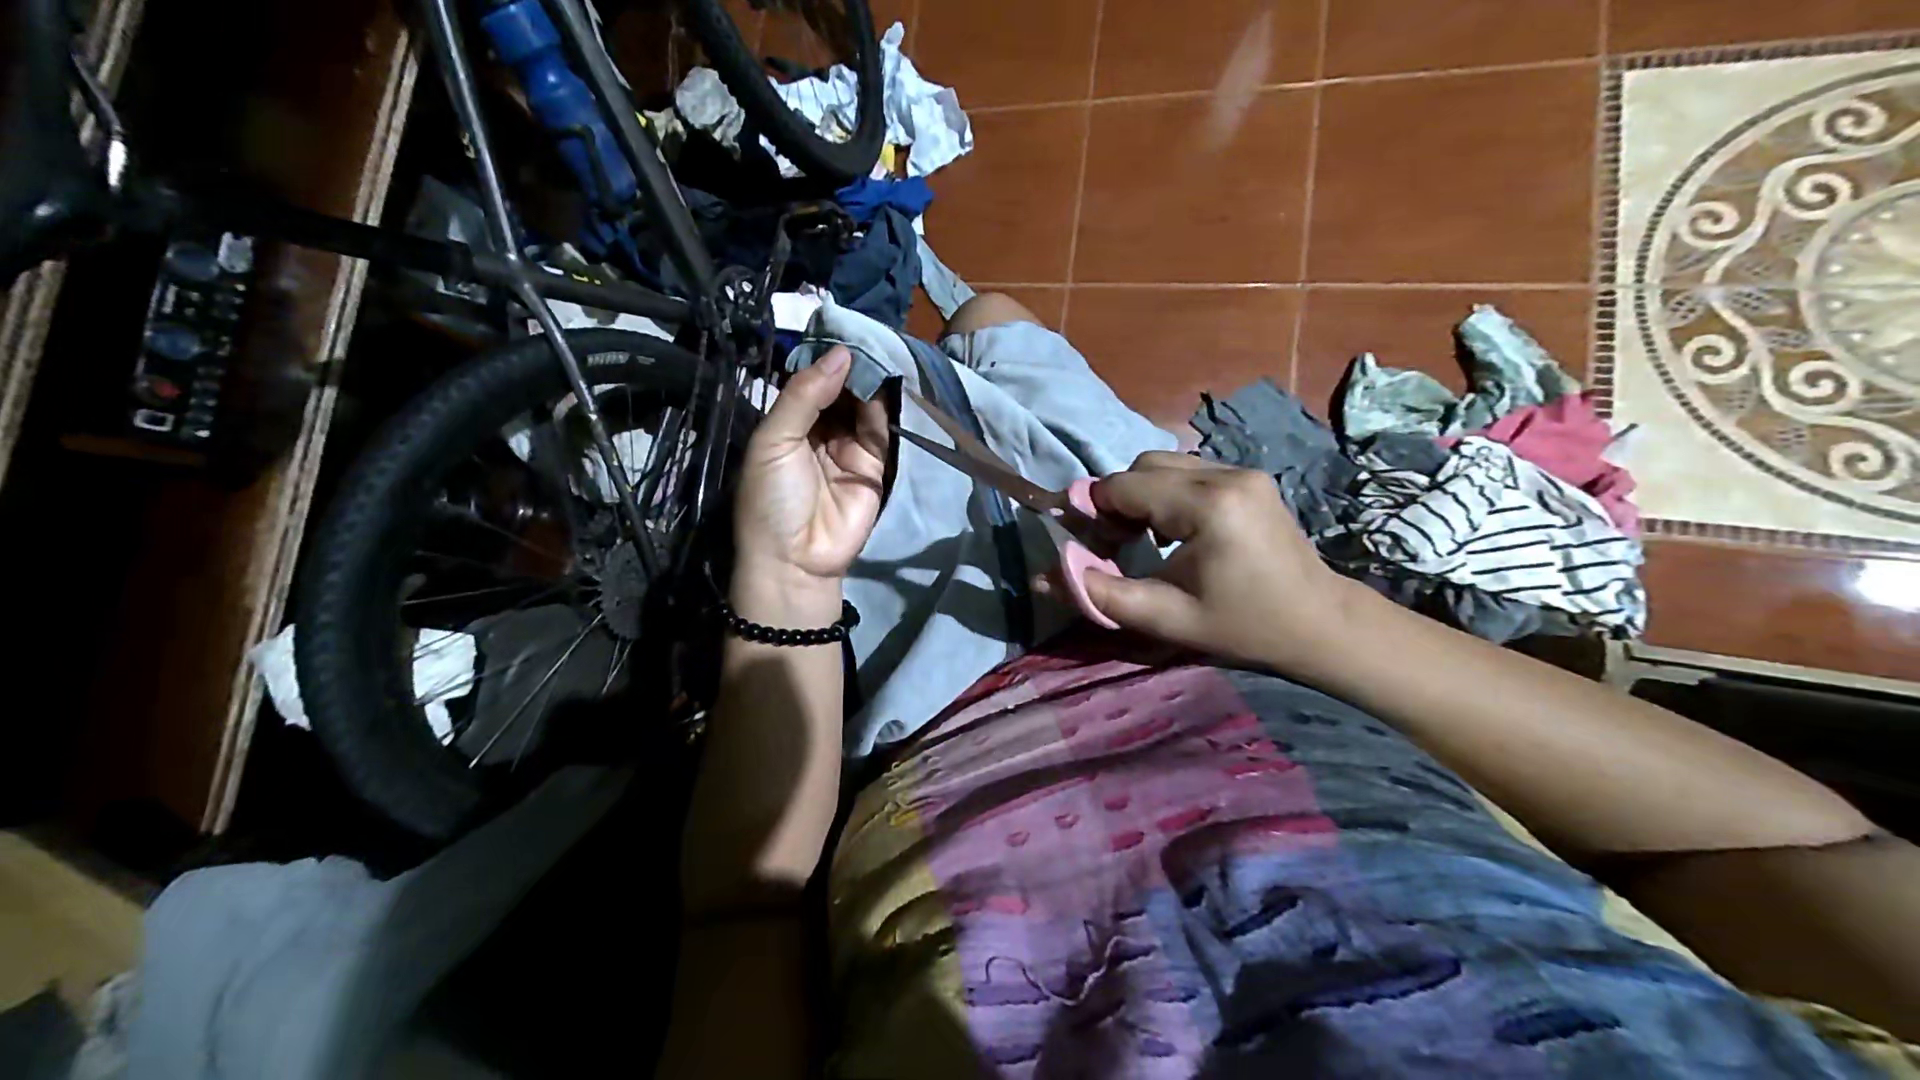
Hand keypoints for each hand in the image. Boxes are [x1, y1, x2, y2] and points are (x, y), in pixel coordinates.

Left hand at [731, 346, 887, 625]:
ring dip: (869, 381)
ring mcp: (848, 448)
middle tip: (865, 334)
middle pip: (839, 391)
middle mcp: (818, 431)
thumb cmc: (772, 497)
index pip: (808, 382)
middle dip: (850, 366)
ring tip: (878, 351)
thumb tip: (841, 354)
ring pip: (862, 405)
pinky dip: (886, 406)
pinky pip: (882, 430)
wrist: (796, 559)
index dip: (822, 359)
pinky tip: (887, 381)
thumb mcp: (774, 440)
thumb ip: (804, 395)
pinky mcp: (875, 465)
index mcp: (787, 424)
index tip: (839, 329)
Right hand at [1075, 452, 1355, 670]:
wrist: (1320, 623)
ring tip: (1145, 538)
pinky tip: (1175, 528)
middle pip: (1143, 466)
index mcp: (1208, 505)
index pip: (1125, 486)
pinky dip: (1167, 492)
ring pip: (1165, 463)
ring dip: (1142, 494)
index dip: (1095, 511)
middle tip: (1117, 543)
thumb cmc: (1243, 626)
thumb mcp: (1166, 618)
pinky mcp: (1250, 477)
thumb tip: (1043, 576)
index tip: (1091, 544)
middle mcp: (1226, 474)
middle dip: (1118, 500)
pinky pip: (1188, 470)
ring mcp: (1243, 471)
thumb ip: (1100, 593)